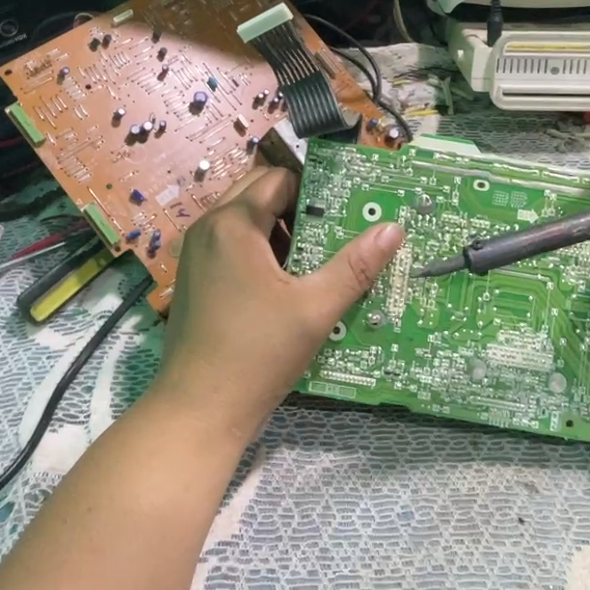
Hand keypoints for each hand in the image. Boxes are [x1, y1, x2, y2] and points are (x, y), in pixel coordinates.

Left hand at [149, 166, 404, 443]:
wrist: (196, 411)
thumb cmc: (256, 354)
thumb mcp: (314, 310)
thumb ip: (355, 266)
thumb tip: (394, 229)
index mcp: (233, 223)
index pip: (280, 179)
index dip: (315, 189)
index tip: (347, 210)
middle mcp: (209, 227)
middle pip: (259, 193)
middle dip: (298, 206)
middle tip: (335, 231)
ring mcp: (197, 253)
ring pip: (245, 221)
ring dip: (279, 229)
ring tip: (318, 257)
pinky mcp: (196, 278)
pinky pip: (232, 245)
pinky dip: (261, 251)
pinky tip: (288, 283)